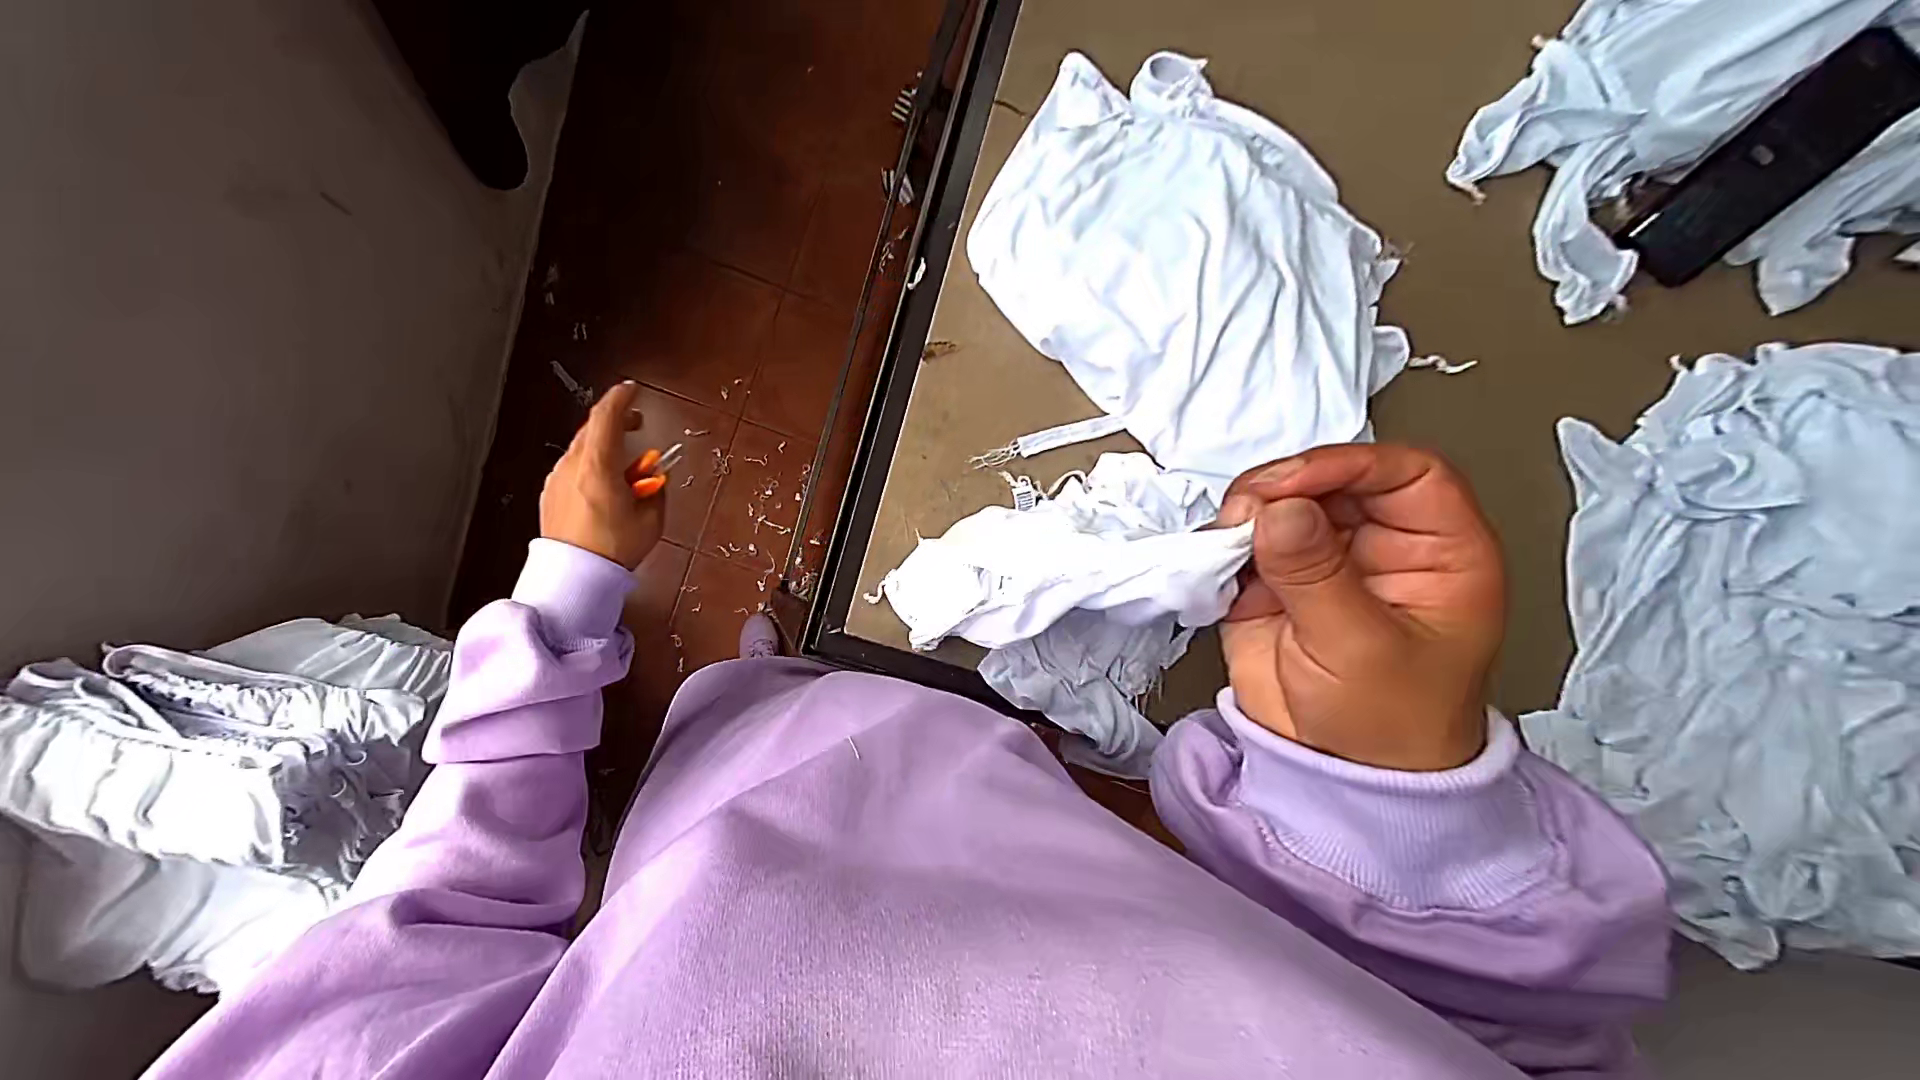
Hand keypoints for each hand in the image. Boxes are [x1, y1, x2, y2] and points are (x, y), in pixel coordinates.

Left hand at [540, 381, 664, 569]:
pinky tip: (608, 485)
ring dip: (606, 448)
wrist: (575, 576)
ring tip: (628, 469)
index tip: (632, 390)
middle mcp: (572, 467)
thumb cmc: (613, 548)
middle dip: (616, 422)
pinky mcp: (551, 493)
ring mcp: (557, 479)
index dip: (621, 398)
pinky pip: (574, 468)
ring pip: (583, 449)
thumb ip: (656, 490)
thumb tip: (657, 478)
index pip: (606, 417)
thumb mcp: (651, 518)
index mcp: (598, 466)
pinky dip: (593, 466)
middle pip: (593, 430)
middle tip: (636, 424)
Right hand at [1215, 444, 1505, 770]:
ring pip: (1279, 506)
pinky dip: (1222, 546)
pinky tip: (1217, 560)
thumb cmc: (1391, 723)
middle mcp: (1376, 547)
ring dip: (1245, 514)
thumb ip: (1317, 575)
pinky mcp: (1272, 582)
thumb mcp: (1361, 647)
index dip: (1348, 464)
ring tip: (1228, 539)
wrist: (1338, 773)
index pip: (1404, 474)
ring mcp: (1320, 562)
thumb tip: (1279, 509)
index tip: (1293, 482)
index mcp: (1435, 553)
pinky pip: (1242, 544)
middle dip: (1282, 488)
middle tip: (1247, 509)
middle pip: (1329, 482)